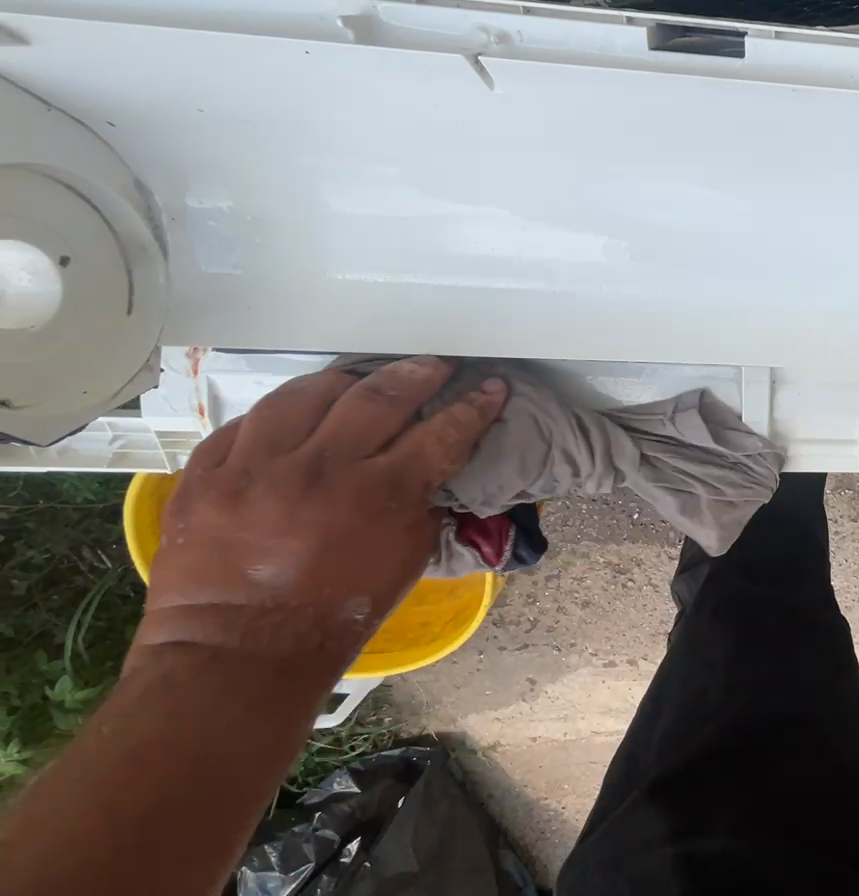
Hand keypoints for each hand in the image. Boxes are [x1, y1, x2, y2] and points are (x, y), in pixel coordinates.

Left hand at [129, 357, 507, 684]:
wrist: (241, 650)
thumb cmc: (342, 608)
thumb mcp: (411, 552)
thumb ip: (425, 499)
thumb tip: (438, 463)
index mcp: (382, 492)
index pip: (444, 430)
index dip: (475, 405)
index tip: (492, 387)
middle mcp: (322, 468)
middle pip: (379, 395)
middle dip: (418, 374)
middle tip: (435, 366)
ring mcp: (257, 467)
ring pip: (306, 394)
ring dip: (344, 381)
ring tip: (360, 379)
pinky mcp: (207, 476)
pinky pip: (246, 423)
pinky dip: (279, 415)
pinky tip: (296, 417)